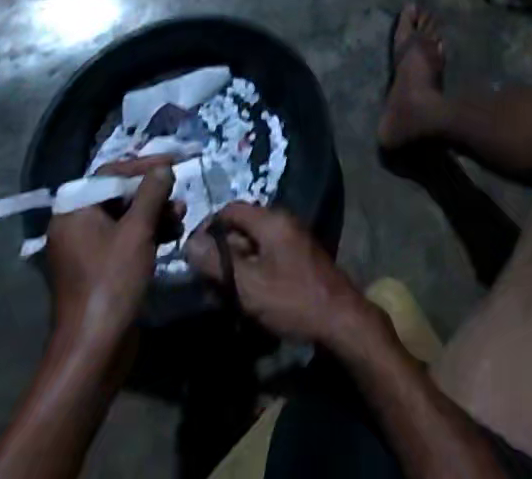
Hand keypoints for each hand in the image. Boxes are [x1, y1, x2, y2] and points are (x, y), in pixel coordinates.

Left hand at [43, 156, 177, 350]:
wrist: (95, 347)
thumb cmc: (113, 282)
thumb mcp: (137, 232)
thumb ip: (151, 194)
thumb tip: (163, 168)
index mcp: (74, 211)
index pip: (110, 173)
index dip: (144, 166)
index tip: (174, 163)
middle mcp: (75, 225)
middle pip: (118, 195)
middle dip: (152, 194)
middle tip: (180, 197)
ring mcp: (86, 249)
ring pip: (125, 218)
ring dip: (154, 214)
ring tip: (181, 217)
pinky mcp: (99, 268)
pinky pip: (124, 239)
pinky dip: (147, 234)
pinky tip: (171, 236)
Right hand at [186, 203, 376, 348]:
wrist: (341, 321)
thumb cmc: (292, 299)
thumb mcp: (247, 284)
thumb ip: (216, 262)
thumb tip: (189, 243)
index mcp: (271, 220)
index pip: (230, 210)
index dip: (208, 228)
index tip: (193, 254)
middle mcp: (284, 223)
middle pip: (242, 228)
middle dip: (221, 252)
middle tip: (207, 280)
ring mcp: (294, 240)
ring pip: (254, 245)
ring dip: (237, 266)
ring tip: (223, 294)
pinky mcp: (300, 259)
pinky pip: (268, 257)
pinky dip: (254, 272)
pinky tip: (247, 297)